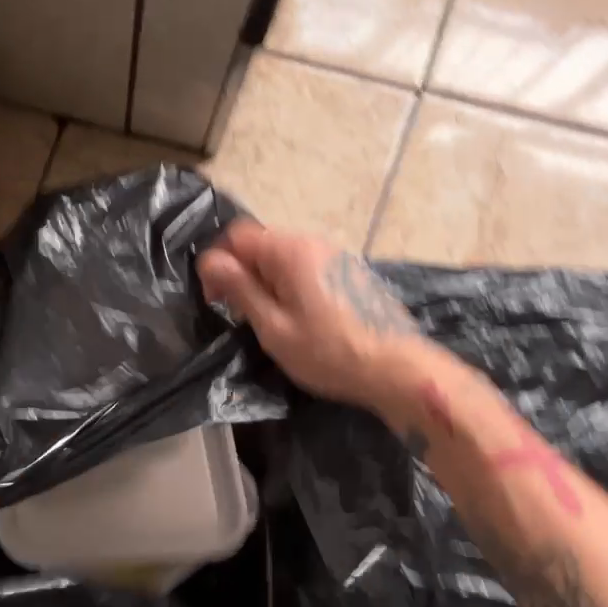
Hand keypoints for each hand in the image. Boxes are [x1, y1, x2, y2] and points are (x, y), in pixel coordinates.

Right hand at [196, 221, 423, 410]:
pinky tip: (296, 320)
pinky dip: (288, 287)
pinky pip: (304, 269)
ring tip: (267, 321)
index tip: (216, 300)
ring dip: (265, 283)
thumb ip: (240, 289)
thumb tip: (209, 260)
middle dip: (241, 274)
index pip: (237, 235)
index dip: (218, 263)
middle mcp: (315, 244)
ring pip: (282, 259)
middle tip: (239, 315)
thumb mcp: (273, 327)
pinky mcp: (348, 273)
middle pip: (261, 244)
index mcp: (292, 252)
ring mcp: (336, 257)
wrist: (398, 371)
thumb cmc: (328, 353)